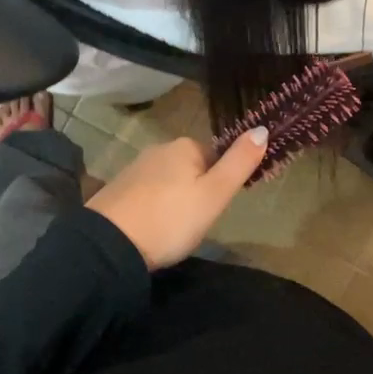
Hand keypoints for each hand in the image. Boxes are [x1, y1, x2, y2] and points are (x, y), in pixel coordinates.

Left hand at [86, 129, 268, 269]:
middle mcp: (158, 149)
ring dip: (175, 201)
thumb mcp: (214, 195)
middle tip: (195, 222)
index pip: (215, 157)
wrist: (110, 244)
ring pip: (168, 182)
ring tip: (174, 229)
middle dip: (196, 192)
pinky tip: (153, 228)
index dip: (220, 184)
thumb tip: (262, 128)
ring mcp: (134, 168)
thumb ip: (239, 163)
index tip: (214, 209)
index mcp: (184, 146)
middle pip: (191, 168)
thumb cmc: (170, 219)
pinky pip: (148, 194)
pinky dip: (155, 207)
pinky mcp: (117, 188)